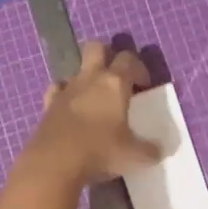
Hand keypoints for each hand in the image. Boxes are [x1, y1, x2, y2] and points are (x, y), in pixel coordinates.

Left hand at [22, 41, 162, 184]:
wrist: (55, 161)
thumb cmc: (100, 151)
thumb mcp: (133, 155)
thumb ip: (149, 150)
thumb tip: (159, 151)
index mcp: (115, 83)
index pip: (129, 58)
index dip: (139, 68)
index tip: (144, 86)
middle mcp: (90, 78)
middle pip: (96, 47)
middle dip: (107, 55)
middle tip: (116, 76)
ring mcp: (66, 89)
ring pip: (76, 68)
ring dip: (86, 77)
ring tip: (94, 98)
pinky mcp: (48, 103)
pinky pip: (57, 88)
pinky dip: (65, 93)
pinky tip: (70, 107)